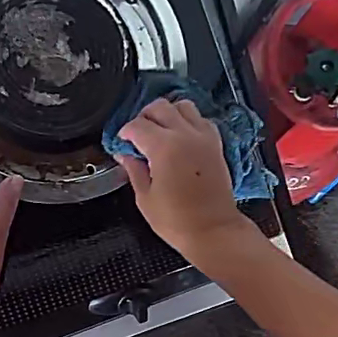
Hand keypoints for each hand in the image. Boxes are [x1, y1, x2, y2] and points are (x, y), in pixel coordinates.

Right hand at [114, 98, 258, 261]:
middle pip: (160, 107)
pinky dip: (188, 121)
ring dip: (168, 113)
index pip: (137, 125)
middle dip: (144, 117)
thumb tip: (125, 156)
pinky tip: (181, 138)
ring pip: (183, 105)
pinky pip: (201, 119)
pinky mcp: (216, 144)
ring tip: (160, 131)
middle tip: (137, 134)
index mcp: (164, 147)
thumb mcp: (145, 198)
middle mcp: (185, 135)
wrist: (213, 231)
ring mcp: (204, 137)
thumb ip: (134, 170)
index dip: (124, 132)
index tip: (121, 143)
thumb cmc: (177, 221)